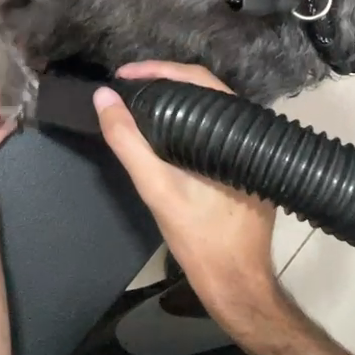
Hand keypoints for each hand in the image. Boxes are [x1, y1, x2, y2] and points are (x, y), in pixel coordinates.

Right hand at [93, 61, 276, 318]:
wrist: (237, 284)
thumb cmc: (200, 237)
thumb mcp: (157, 189)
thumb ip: (129, 141)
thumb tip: (104, 97)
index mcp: (234, 129)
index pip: (197, 77)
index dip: (156, 70)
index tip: (122, 75)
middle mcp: (249, 130)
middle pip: (204, 88)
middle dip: (163, 81)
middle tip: (126, 87)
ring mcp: (250, 149)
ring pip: (209, 108)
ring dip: (175, 101)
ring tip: (138, 103)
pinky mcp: (246, 164)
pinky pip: (214, 127)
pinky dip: (187, 121)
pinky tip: (164, 130)